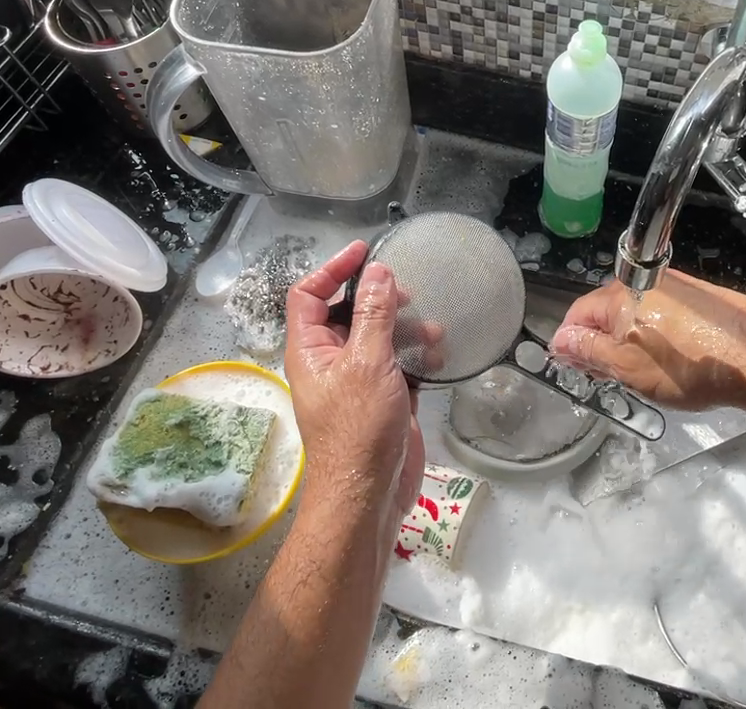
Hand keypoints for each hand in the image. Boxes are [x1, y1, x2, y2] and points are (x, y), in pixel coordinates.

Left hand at [283, 241, 425, 527]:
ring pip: (378, 337)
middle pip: (348, 312)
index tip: (364, 252)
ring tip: (432, 332)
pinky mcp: (384, 396)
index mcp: (310, 349)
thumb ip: (373, 314)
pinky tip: (437, 357)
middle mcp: (330, 359)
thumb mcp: (366, 363)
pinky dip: (417, 355)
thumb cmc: (358, 428)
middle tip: (407, 294)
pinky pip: (398, 362)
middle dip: (379, 299)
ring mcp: (357, 379)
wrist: (368, 495)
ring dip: (405, 329)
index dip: (333, 269)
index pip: (309, 295)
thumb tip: (377, 271)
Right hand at [549, 270, 745, 415]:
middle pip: (605, 314)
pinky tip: (676, 362)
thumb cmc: (690, 367)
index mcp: (620, 295)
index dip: (572, 346)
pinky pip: (663, 316)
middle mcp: (643, 283)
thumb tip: (560, 341)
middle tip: (616, 380)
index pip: (577, 315)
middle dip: (604, 346)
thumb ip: (590, 351)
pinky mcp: (698, 298)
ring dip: (632, 343)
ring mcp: (673, 287)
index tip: (579, 371)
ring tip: (650, 375)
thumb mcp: (628, 368)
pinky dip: (660, 338)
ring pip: (635, 316)